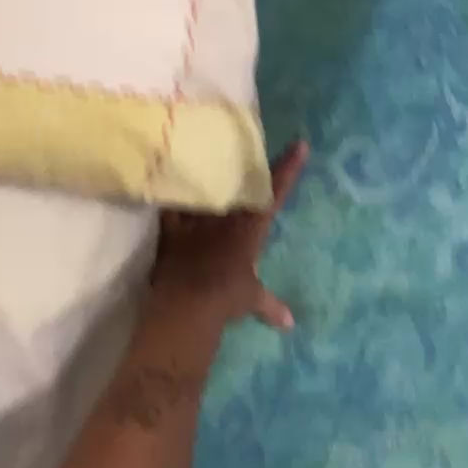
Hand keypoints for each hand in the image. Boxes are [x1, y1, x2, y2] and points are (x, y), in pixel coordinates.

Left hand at [146, 142, 309, 332]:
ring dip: (206, 176)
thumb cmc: (226, 298)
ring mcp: (196, 221)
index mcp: (249, 229)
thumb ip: (270, 305)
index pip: (273, 195)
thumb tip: (290, 323)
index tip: (300, 144)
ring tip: (205, 155)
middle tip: (249, 144)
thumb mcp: (252, 299)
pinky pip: (171, 208)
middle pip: (237, 185)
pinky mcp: (170, 230)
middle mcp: (224, 218)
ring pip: (204, 191)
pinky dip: (171, 200)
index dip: (288, 169)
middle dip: (246, 165)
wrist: (187, 304)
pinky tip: (167, 184)